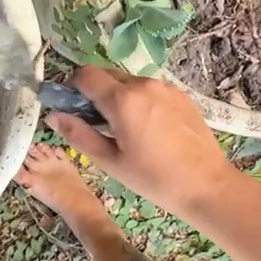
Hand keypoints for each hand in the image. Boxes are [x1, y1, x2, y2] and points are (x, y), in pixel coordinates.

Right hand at [46, 66, 236, 212]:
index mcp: (123, 100)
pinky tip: (145, 129)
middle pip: (107, 75)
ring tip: (122, 129)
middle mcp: (144, 85)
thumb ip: (78, 134)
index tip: (70, 108)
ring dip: (116, 97)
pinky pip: (149, 90)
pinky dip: (138, 101)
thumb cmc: (152, 178)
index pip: (86, 75)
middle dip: (93, 93)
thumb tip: (54, 116)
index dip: (71, 87)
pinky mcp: (180, 95)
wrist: (206, 185)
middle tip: (94, 123)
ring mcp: (165, 88)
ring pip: (128, 82)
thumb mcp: (109, 161)